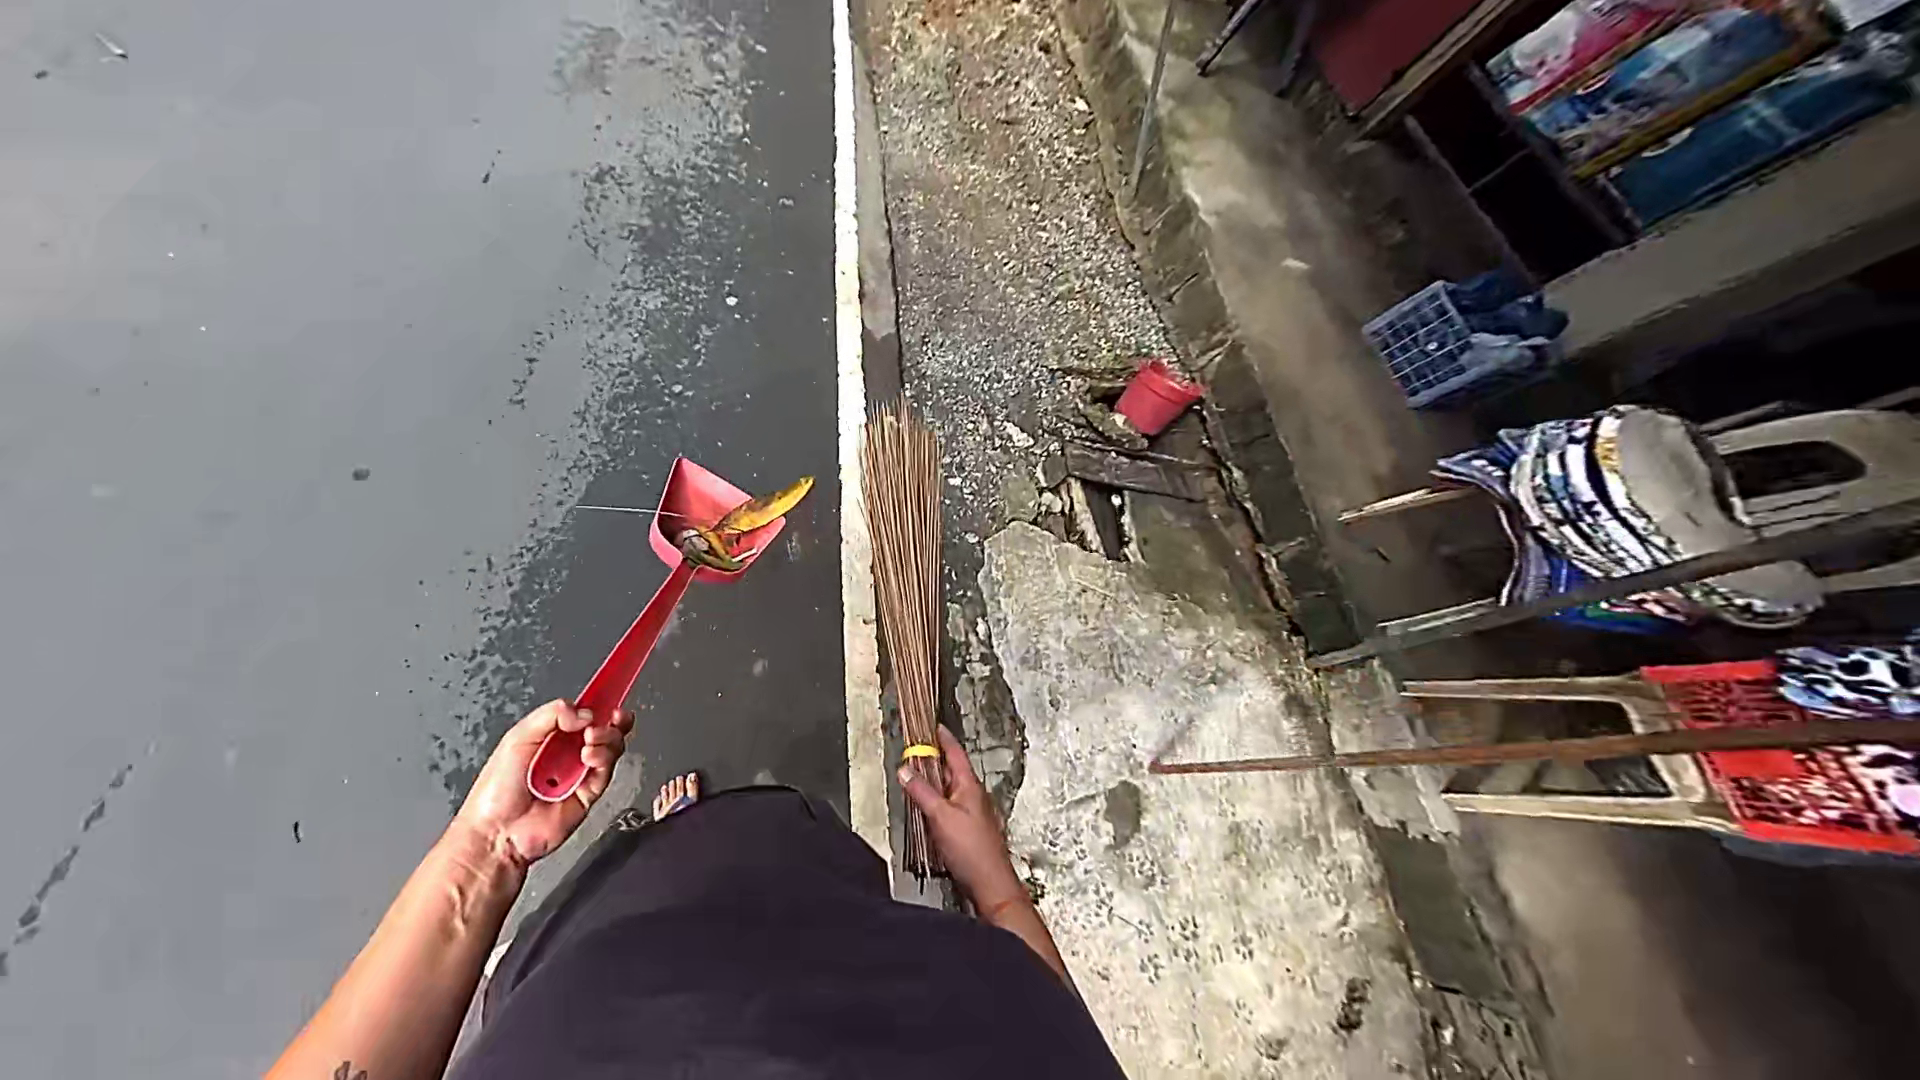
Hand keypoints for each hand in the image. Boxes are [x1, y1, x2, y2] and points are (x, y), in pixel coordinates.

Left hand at [452, 699, 632, 869]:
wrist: (497, 833)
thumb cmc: (495, 792)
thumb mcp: (517, 739)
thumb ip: (550, 715)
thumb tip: (584, 712)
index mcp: (551, 736)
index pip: (584, 713)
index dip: (598, 704)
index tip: (607, 696)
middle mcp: (569, 752)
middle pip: (606, 727)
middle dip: (612, 719)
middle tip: (608, 718)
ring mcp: (581, 771)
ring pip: (612, 745)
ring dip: (607, 738)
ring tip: (590, 742)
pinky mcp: (591, 791)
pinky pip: (608, 769)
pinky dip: (604, 758)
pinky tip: (589, 758)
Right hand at [898, 726, 1026, 911]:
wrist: (989, 883)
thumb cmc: (972, 850)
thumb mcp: (940, 816)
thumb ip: (922, 792)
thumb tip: (906, 771)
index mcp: (969, 785)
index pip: (955, 752)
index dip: (943, 738)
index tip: (934, 727)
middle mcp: (972, 794)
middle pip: (950, 769)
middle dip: (933, 760)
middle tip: (916, 751)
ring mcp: (972, 811)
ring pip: (949, 788)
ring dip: (933, 782)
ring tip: (916, 778)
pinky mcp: (968, 827)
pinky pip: (949, 805)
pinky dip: (936, 801)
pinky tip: (927, 810)